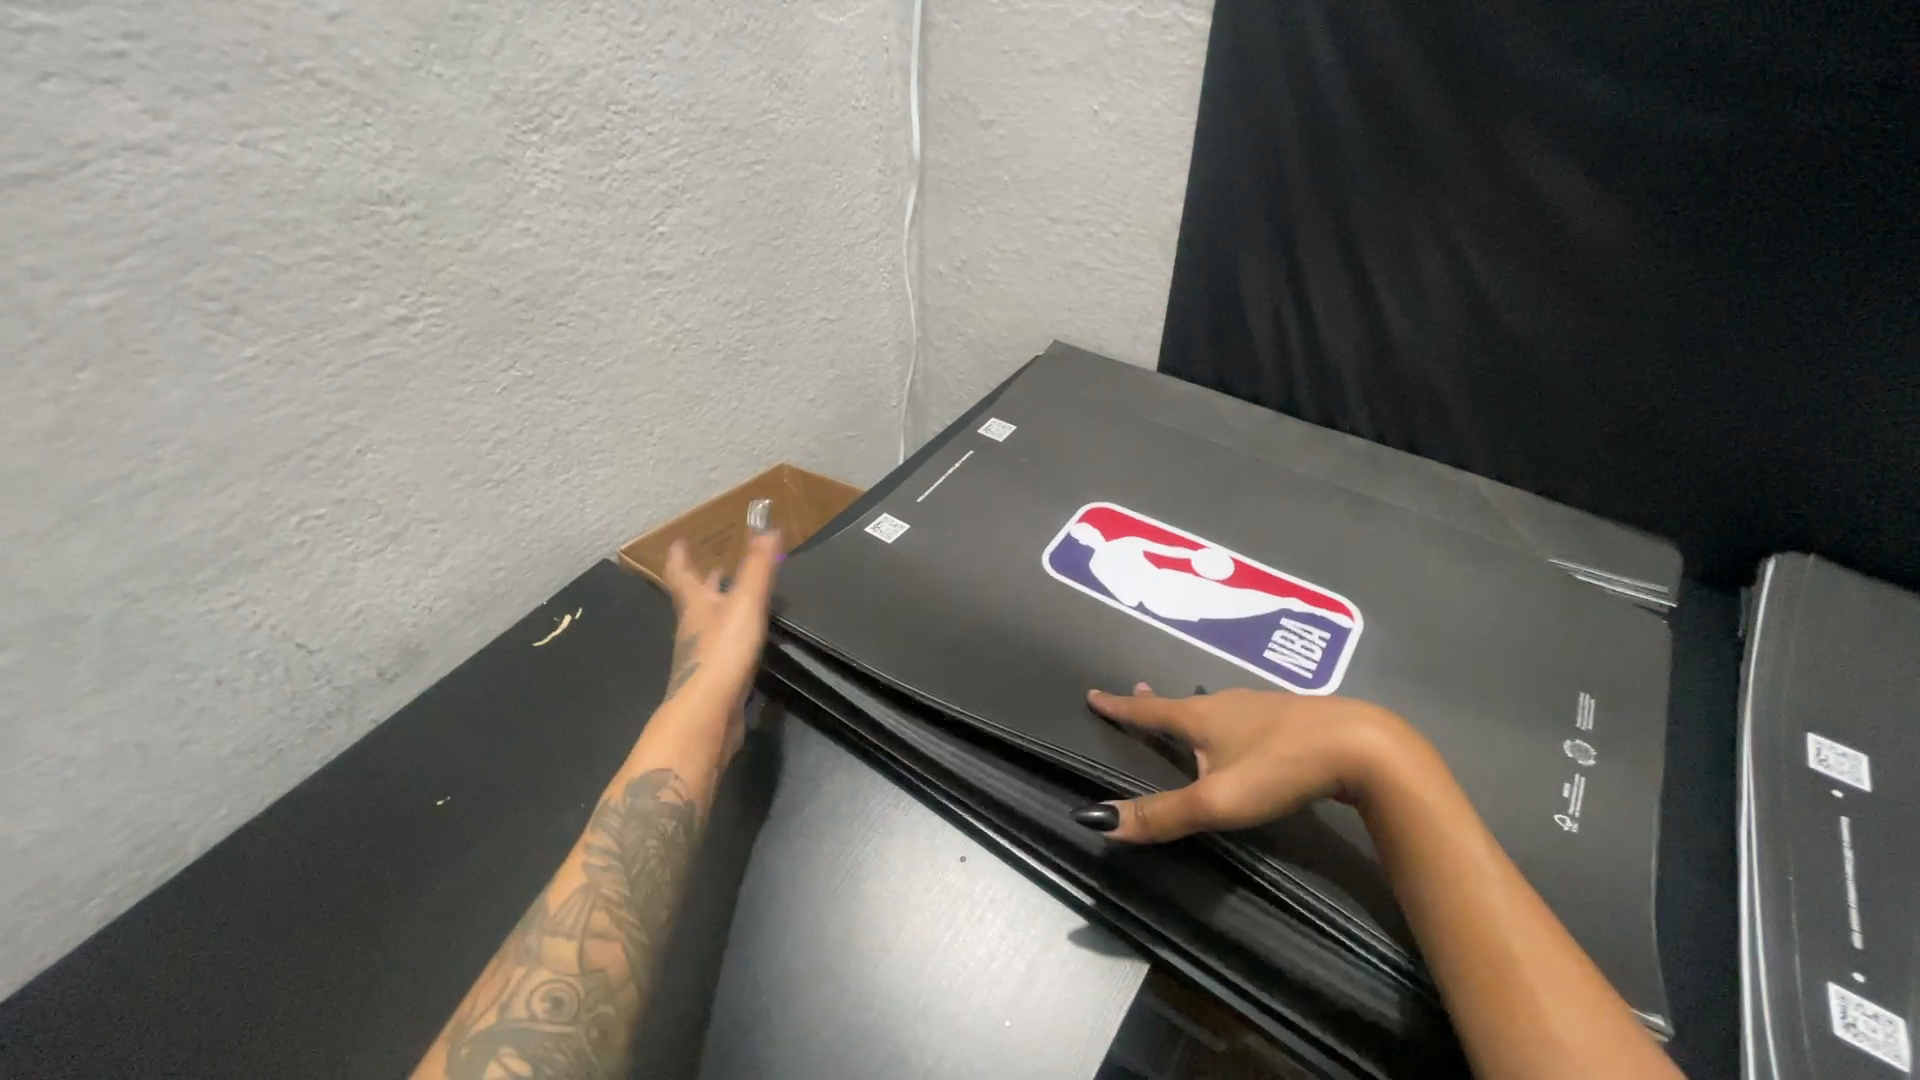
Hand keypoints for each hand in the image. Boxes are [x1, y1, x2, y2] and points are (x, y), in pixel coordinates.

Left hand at [657, 532, 781, 750]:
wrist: (709, 712)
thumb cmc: (722, 651)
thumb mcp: (745, 602)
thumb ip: (757, 567)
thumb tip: (767, 527)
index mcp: (694, 605)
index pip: (681, 575)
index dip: (679, 558)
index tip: (678, 542)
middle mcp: (692, 628)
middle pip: (694, 600)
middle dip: (704, 582)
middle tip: (715, 567)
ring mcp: (701, 656)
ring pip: (708, 624)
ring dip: (718, 607)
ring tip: (734, 598)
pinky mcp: (714, 679)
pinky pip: (721, 648)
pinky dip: (731, 635)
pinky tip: (746, 639)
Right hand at [1073, 684, 1415, 842]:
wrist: (1362, 747)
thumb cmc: (1279, 768)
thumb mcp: (1216, 801)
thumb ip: (1161, 814)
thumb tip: (1097, 819)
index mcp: (1200, 717)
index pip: (1148, 711)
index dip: (1119, 707)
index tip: (1094, 693)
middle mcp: (1225, 704)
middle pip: (1181, 702)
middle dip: (1154, 703)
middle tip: (1135, 692)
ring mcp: (1261, 707)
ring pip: (1215, 706)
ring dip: (1191, 709)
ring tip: (1186, 714)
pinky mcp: (1292, 718)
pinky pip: (1243, 716)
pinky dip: (1226, 720)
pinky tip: (1243, 731)